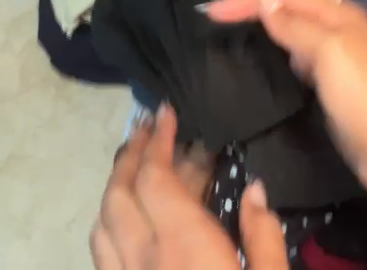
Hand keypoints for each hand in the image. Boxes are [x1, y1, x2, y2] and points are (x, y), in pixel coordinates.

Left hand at [91, 105, 289, 269]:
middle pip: (118, 195)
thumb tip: (255, 188)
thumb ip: (264, 235)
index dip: (157, 140)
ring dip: (115, 188)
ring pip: (102, 226)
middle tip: (146, 126)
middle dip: (131, 154)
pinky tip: (129, 220)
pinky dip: (109, 225)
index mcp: (183, 245)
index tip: (167, 111)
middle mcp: (144, 260)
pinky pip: (102, 257)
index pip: (154, 178)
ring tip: (134, 164)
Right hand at [205, 0, 366, 198]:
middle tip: (220, 16)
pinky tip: (270, 65)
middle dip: (258, 7)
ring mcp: (338, 60)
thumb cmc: (366, 94)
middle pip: (292, 9)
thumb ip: (295, 25)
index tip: (212, 10)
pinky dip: (282, 56)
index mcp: (339, 14)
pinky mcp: (335, 88)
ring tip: (238, 33)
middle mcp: (338, 30)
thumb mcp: (328, 52)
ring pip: (296, 34)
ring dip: (270, 29)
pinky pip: (301, 61)